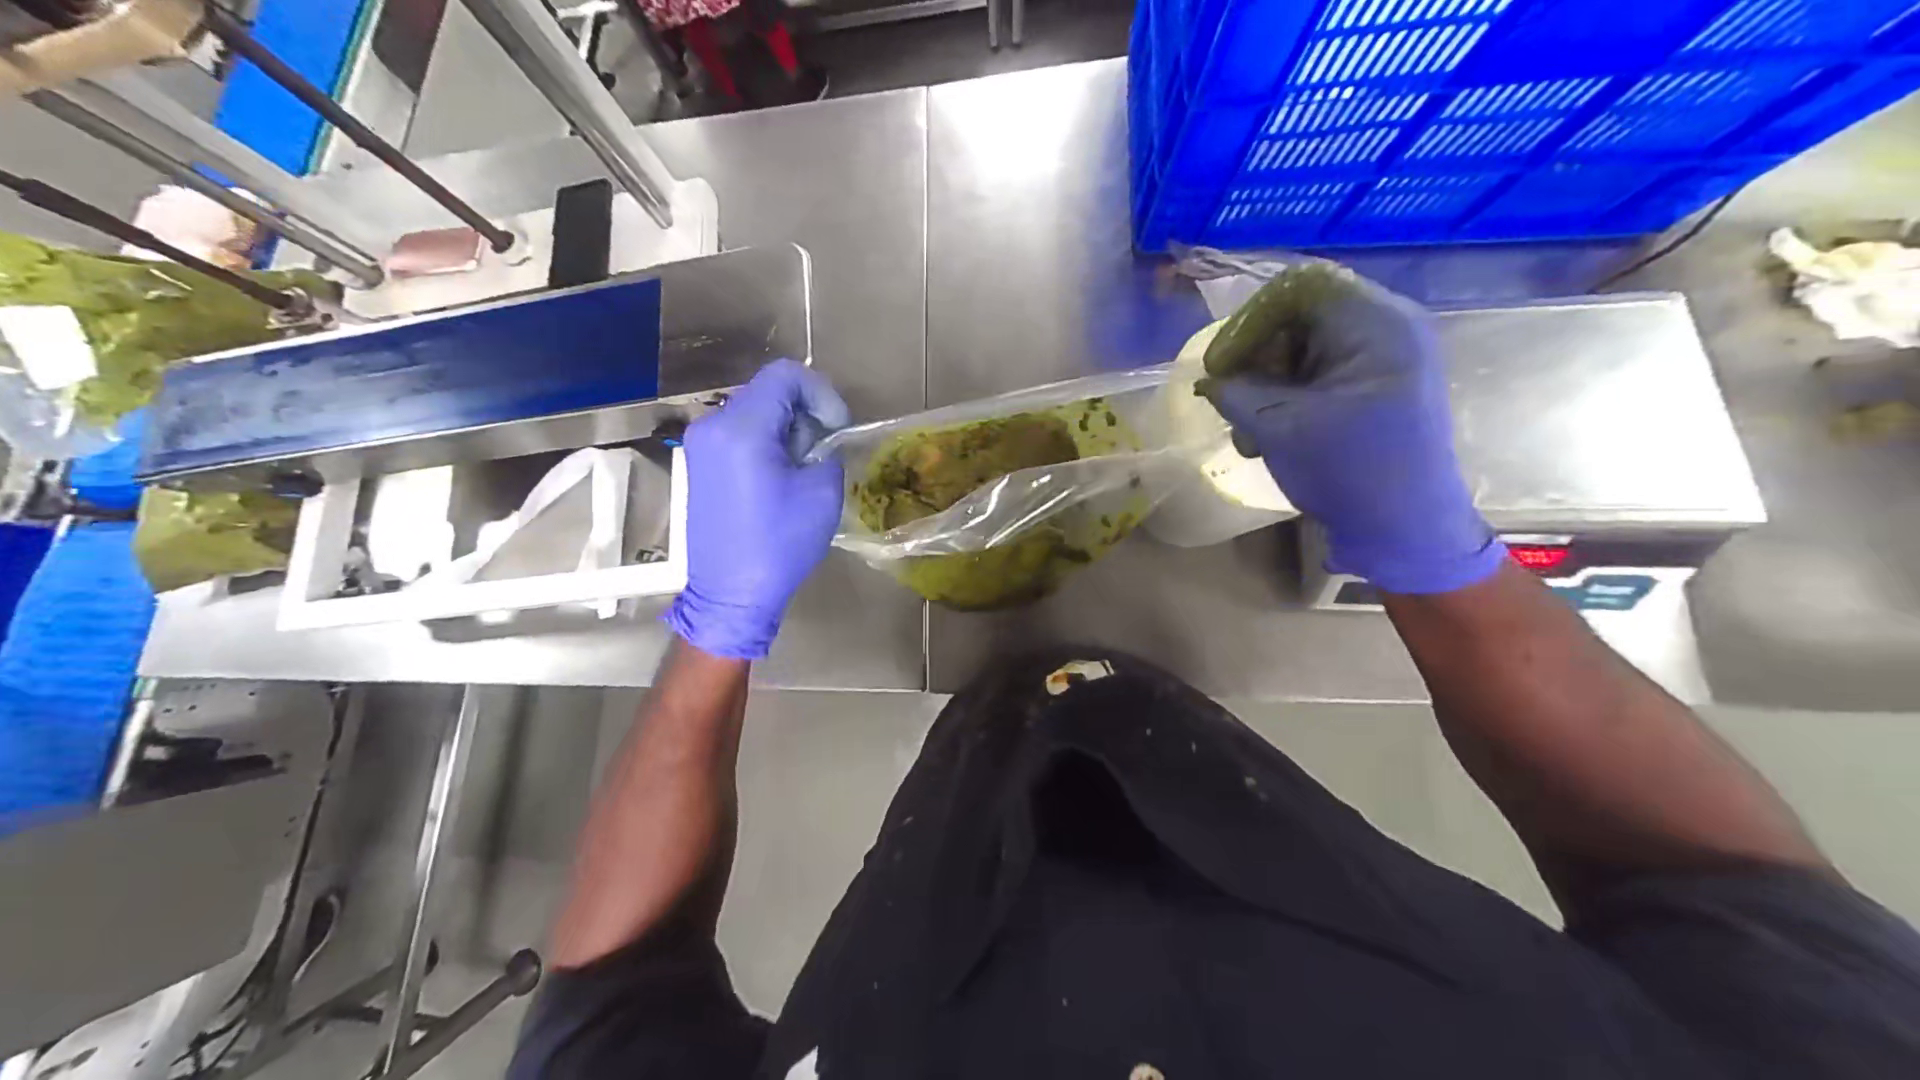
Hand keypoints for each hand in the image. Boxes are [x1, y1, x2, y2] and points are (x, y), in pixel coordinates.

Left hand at [664, 358, 849, 658]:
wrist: (730, 594)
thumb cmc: (780, 544)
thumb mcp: (822, 493)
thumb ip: (827, 449)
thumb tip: (820, 439)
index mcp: (741, 429)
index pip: (785, 375)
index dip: (822, 393)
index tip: (837, 428)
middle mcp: (713, 426)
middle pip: (768, 390)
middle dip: (805, 411)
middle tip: (824, 450)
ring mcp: (701, 444)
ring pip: (754, 411)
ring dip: (786, 428)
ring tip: (803, 467)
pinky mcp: (700, 463)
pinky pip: (739, 433)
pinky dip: (766, 441)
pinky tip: (780, 476)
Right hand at [1206, 265, 1504, 593]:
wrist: (1406, 530)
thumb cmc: (1350, 471)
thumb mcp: (1281, 427)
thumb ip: (1236, 392)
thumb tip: (1208, 379)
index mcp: (1377, 325)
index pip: (1299, 288)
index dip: (1250, 321)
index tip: (1219, 365)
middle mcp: (1384, 330)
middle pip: (1299, 314)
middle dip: (1254, 355)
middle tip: (1226, 395)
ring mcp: (1380, 361)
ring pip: (1301, 347)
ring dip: (1262, 382)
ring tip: (1244, 428)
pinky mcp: (1370, 389)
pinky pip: (1315, 374)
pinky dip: (1282, 397)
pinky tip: (1264, 435)